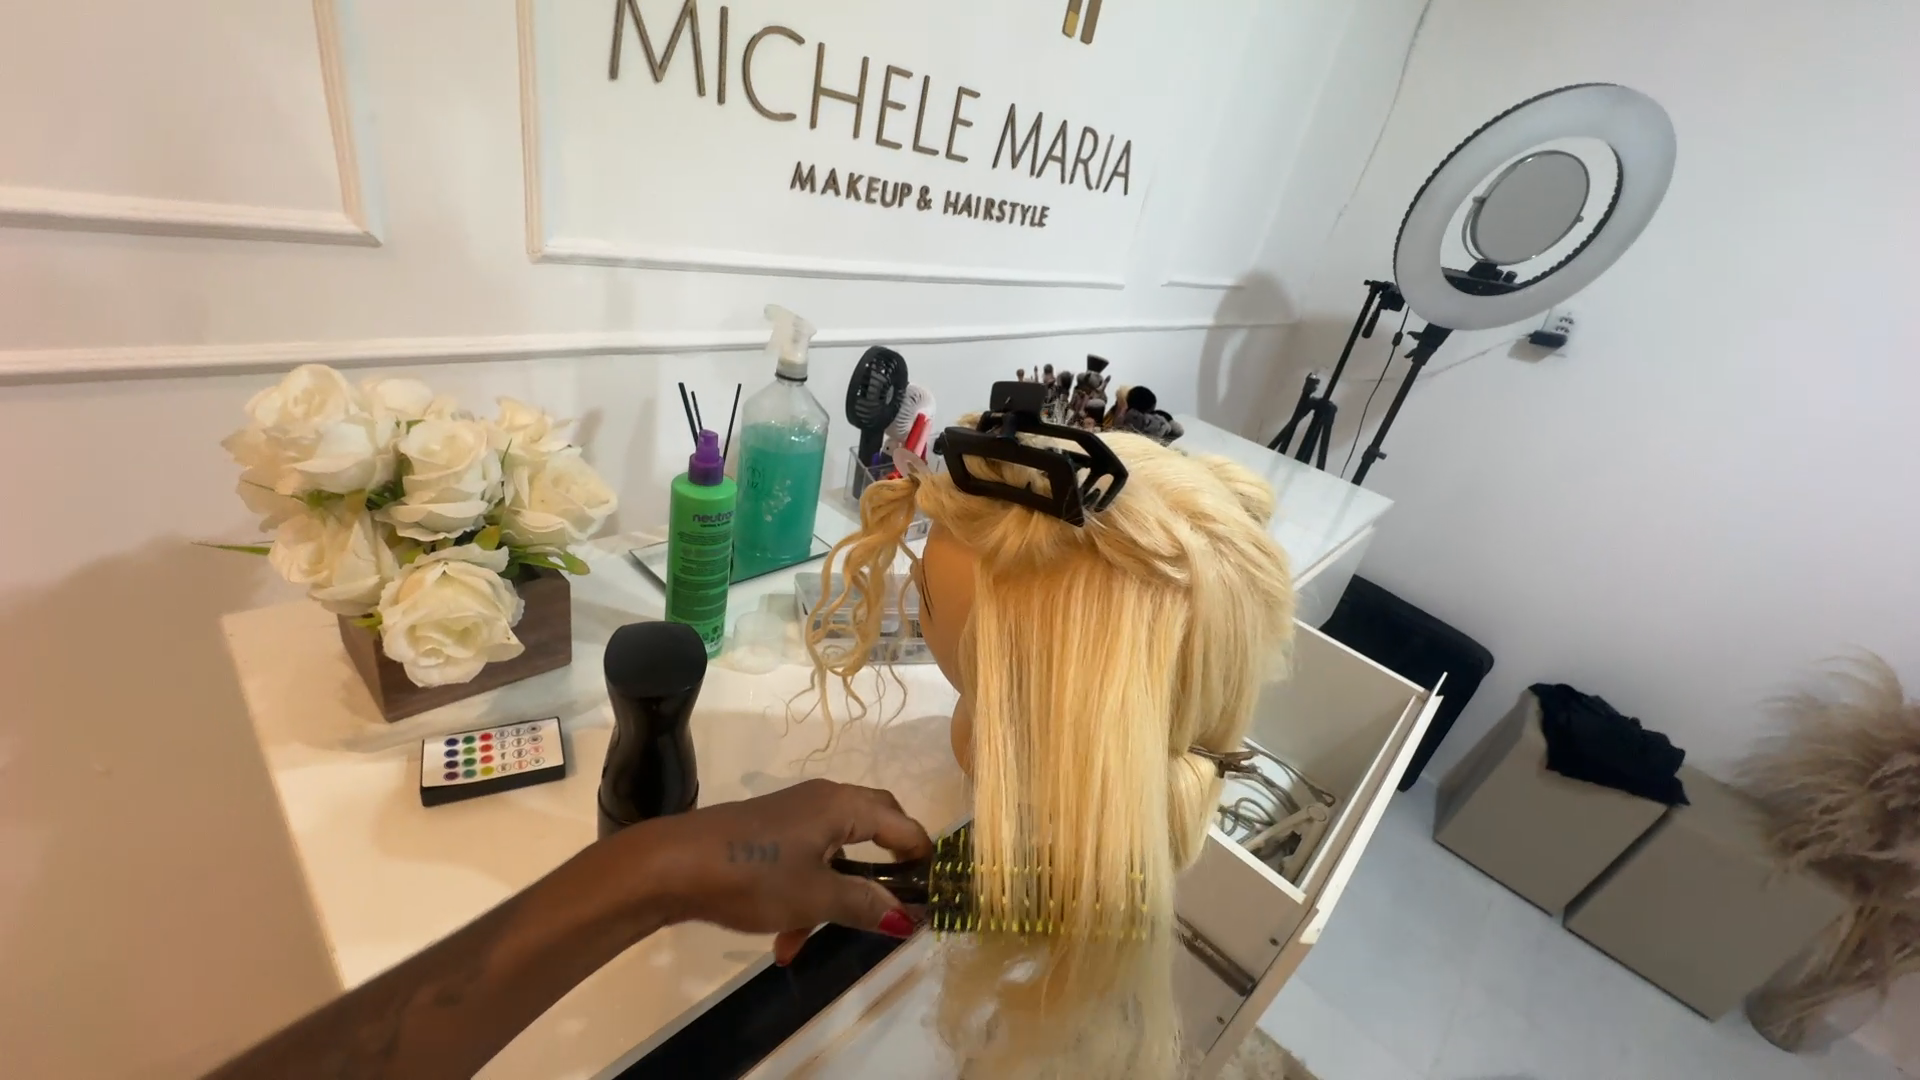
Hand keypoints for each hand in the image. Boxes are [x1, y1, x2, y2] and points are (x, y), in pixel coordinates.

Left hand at [623, 779, 932, 963]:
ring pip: (836, 851)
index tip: (936, 892)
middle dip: (887, 867)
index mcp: (844, 805)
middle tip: (897, 901)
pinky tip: (783, 937)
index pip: (902, 824)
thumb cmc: (754, 875)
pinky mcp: (770, 831)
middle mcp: (825, 799)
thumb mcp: (815, 898)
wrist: (673, 864)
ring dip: (834, 895)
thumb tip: (908, 918)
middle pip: (875, 825)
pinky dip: (805, 893)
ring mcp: (795, 813)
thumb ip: (865, 905)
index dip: (923, 857)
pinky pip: (806, 858)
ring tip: (810, 942)